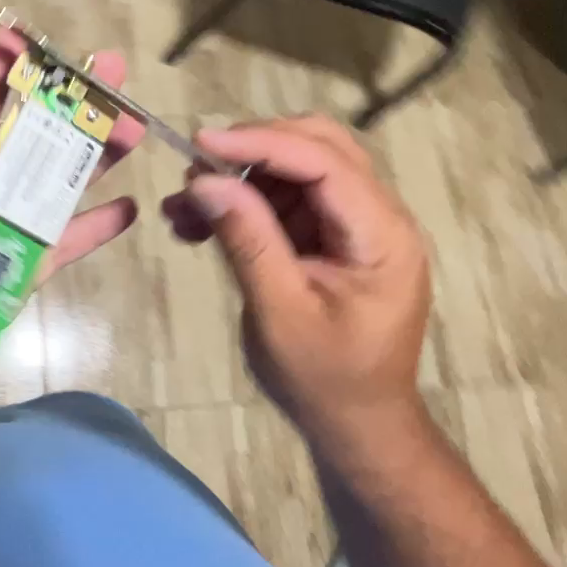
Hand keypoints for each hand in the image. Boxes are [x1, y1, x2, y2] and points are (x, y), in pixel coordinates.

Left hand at [0, 27, 145, 435]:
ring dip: (83, 158)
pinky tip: (125, 209)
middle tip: (110, 72)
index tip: (10, 45)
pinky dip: (85, 230)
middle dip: (57, 110)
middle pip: (13, 156)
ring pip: (41, 193)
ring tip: (132, 127)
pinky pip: (50, 251)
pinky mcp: (3, 287)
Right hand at [161, 115, 430, 453]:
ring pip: (296, 164)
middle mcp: (378, 214)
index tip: (201, 143)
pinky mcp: (330, 232)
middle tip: (197, 168)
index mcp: (382, 233)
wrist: (356, 424)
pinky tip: (199, 223)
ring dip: (240, 175)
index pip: (324, 161)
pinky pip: (285, 195)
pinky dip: (243, 199)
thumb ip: (248, 241)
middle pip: (317, 145)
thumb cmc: (327, 378)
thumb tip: (203, 180)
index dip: (261, 142)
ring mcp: (354, 221)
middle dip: (252, 148)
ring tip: (184, 206)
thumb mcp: (281, 313)